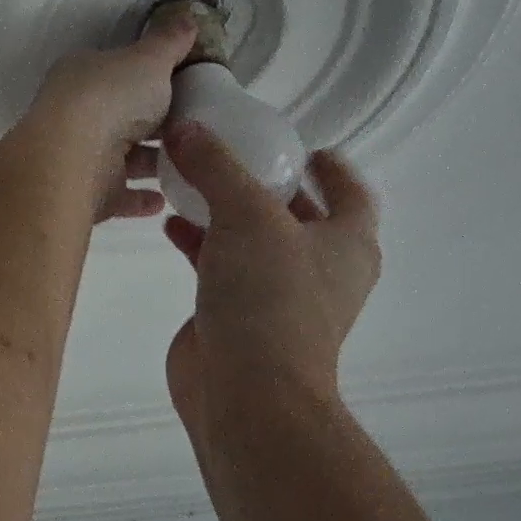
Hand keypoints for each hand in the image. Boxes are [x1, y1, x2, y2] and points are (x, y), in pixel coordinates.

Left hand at [24, 13, 197, 220]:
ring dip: (150, 162)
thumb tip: (188, 18)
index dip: (146, 76)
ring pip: (120, 159)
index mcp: (81, 76)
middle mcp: (75, 115)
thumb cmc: (110, 97)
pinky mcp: (86, 196)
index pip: (116, 72)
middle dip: (153, 122)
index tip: (182, 83)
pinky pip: (118, 196)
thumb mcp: (148, 59)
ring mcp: (78, 158)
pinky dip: (140, 198)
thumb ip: (168, 42)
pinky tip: (164, 199)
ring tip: (189, 162)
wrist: (73, 159)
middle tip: (196, 125)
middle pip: (120, 116)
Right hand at [160, 123, 380, 437]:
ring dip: (224, 211)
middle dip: (265, 184)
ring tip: (189, 180)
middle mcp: (319, 269)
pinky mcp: (237, 316)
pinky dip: (199, 241)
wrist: (248, 391)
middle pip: (296, 215)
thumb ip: (216, 167)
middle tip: (231, 153)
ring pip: (252, 240)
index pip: (351, 192)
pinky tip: (169, 223)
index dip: (331, 166)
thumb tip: (185, 129)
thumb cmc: (269, 297)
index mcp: (347, 243)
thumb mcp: (247, 215)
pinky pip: (219, 265)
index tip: (303, 145)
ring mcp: (277, 296)